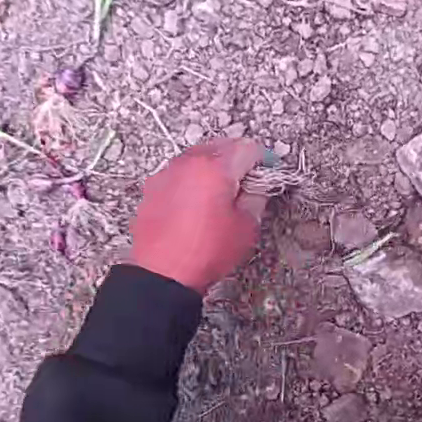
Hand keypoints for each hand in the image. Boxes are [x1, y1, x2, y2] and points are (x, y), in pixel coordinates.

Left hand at [125, 139, 267, 292]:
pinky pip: (181, 172)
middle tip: (250, 182)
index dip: (264, 160)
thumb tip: (259, 185)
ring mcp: (167, 173)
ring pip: (199, 157)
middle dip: (239, 160)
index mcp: (215, 168)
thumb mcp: (247, 226)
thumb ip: (257, 196)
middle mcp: (189, 163)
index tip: (268, 174)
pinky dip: (194, 179)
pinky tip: (200, 202)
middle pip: (222, 146)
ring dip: (215, 167)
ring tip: (224, 193)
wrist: (162, 275)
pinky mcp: (153, 188)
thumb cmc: (206, 251)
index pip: (248, 148)